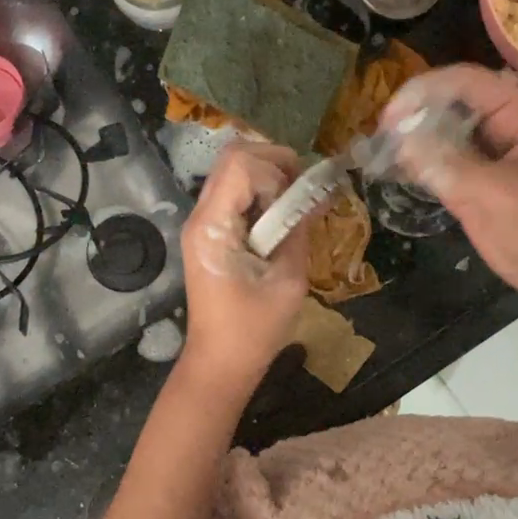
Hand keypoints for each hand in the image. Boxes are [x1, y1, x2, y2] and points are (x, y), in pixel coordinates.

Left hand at [178, 142, 312, 394]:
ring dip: (268, 178)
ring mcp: (201, 224)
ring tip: (294, 206)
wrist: (220, 362)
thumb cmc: (254, 330)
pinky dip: (259, 195)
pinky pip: (233, 195)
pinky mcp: (208, 234)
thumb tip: (317, 193)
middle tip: (302, 192)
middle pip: (233, 157)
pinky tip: (279, 221)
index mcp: (213, 226)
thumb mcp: (289, 280)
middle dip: (274, 163)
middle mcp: (200, 216)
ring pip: (232, 172)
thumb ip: (299, 230)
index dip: (277, 168)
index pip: (240, 163)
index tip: (299, 198)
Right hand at [382, 64, 517, 307]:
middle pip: (451, 102)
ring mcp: (490, 152)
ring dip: (412, 140)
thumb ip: (450, 167)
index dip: (423, 92)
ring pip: (443, 132)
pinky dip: (419, 163)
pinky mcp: (478, 179)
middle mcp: (505, 124)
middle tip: (379, 138)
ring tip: (379, 154)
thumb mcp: (499, 197)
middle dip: (413, 115)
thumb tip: (401, 142)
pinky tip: (393, 170)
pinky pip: (443, 161)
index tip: (388, 118)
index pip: (466, 82)